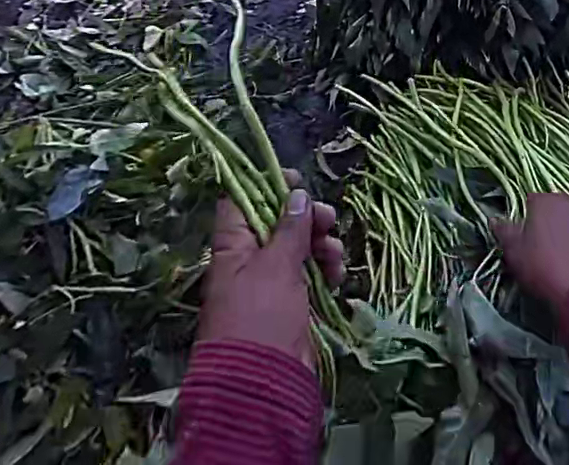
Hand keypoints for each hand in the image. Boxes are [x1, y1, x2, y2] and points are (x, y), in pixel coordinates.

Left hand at [197, 169, 344, 370]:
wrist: (264, 387)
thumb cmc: (261, 317)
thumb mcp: (276, 266)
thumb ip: (289, 228)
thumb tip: (297, 195)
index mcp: (233, 246)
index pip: (241, 200)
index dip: (266, 185)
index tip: (296, 181)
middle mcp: (249, 259)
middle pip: (277, 221)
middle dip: (306, 217)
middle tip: (327, 220)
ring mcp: (270, 281)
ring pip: (298, 246)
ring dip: (320, 243)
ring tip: (334, 255)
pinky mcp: (290, 301)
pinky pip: (309, 272)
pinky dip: (324, 268)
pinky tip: (336, 275)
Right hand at [489, 192, 568, 306]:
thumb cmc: (541, 266)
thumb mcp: (513, 251)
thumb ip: (503, 231)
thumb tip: (494, 219)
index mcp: (543, 200)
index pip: (530, 201)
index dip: (525, 218)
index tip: (523, 238)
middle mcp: (567, 203)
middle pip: (551, 209)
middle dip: (545, 222)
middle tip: (539, 248)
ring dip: (563, 232)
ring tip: (558, 258)